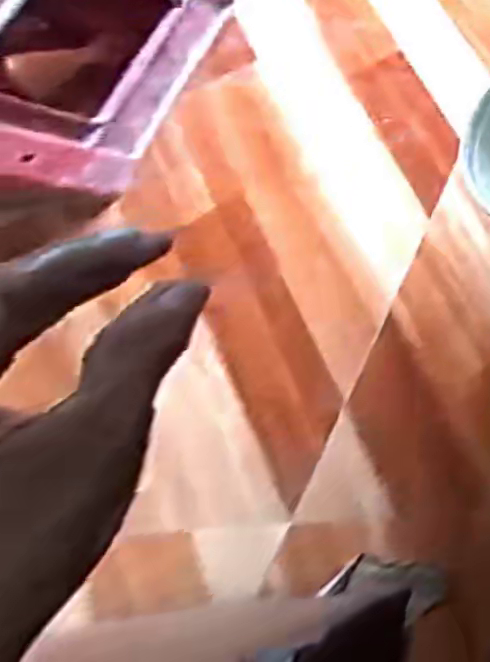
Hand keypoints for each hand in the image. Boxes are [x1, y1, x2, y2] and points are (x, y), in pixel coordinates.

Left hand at [0, 230, 207, 660]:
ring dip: (15, 291)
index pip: (11, 295)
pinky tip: (22, 325)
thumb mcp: (93, 446)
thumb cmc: (12, 542)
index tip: (161, 238)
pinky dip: (2, 327)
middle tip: (106, 232)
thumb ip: (136, 357)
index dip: (89, 261)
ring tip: (67, 266)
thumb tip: (186, 288)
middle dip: (35, 258)